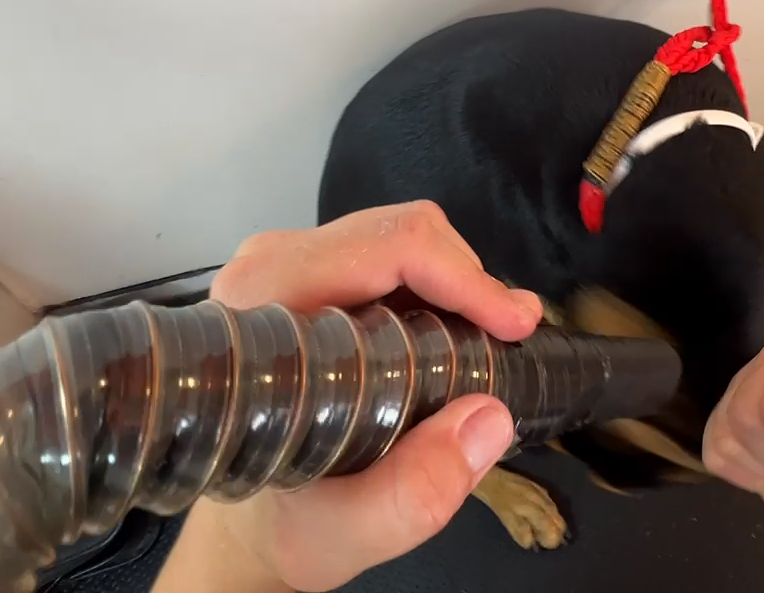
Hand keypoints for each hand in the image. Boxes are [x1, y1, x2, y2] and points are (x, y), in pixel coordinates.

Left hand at [155, 201, 542, 592]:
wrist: (246, 522)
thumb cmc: (284, 523)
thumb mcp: (344, 533)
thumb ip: (411, 493)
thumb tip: (490, 416)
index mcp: (267, 304)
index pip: (389, 247)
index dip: (464, 278)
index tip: (516, 325)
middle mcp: (272, 265)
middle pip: (402, 230)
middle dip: (468, 280)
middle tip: (508, 335)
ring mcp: (291, 259)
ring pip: (404, 233)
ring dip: (457, 281)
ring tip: (484, 335)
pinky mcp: (312, 266)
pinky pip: (395, 248)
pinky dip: (439, 283)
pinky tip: (451, 330)